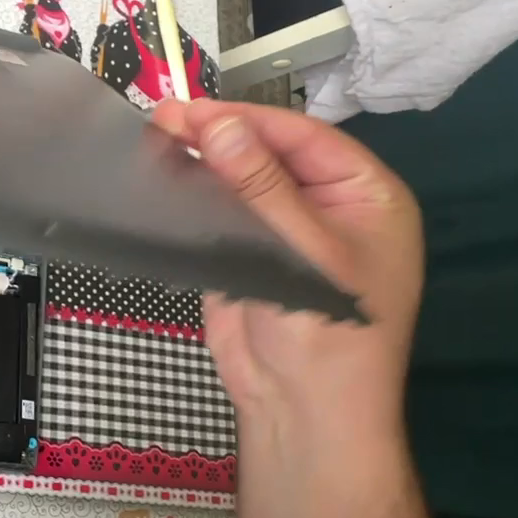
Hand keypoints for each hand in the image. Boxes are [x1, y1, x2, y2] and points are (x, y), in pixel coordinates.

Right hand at [151, 99, 422, 432]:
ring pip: (236, 180)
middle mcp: (322, 205)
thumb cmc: (330, 331)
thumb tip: (216, 125)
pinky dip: (187, 193)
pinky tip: (159, 176)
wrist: (300, 407)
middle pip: (266, 154)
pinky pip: (214, 212)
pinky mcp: (239, 252)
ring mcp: (277, 229)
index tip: (192, 110)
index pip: (303, 139)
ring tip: (153, 138)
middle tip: (163, 117)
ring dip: (198, 160)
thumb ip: (261, 187)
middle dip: (217, 135)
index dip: (248, 121)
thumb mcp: (305, 252)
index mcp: (363, 196)